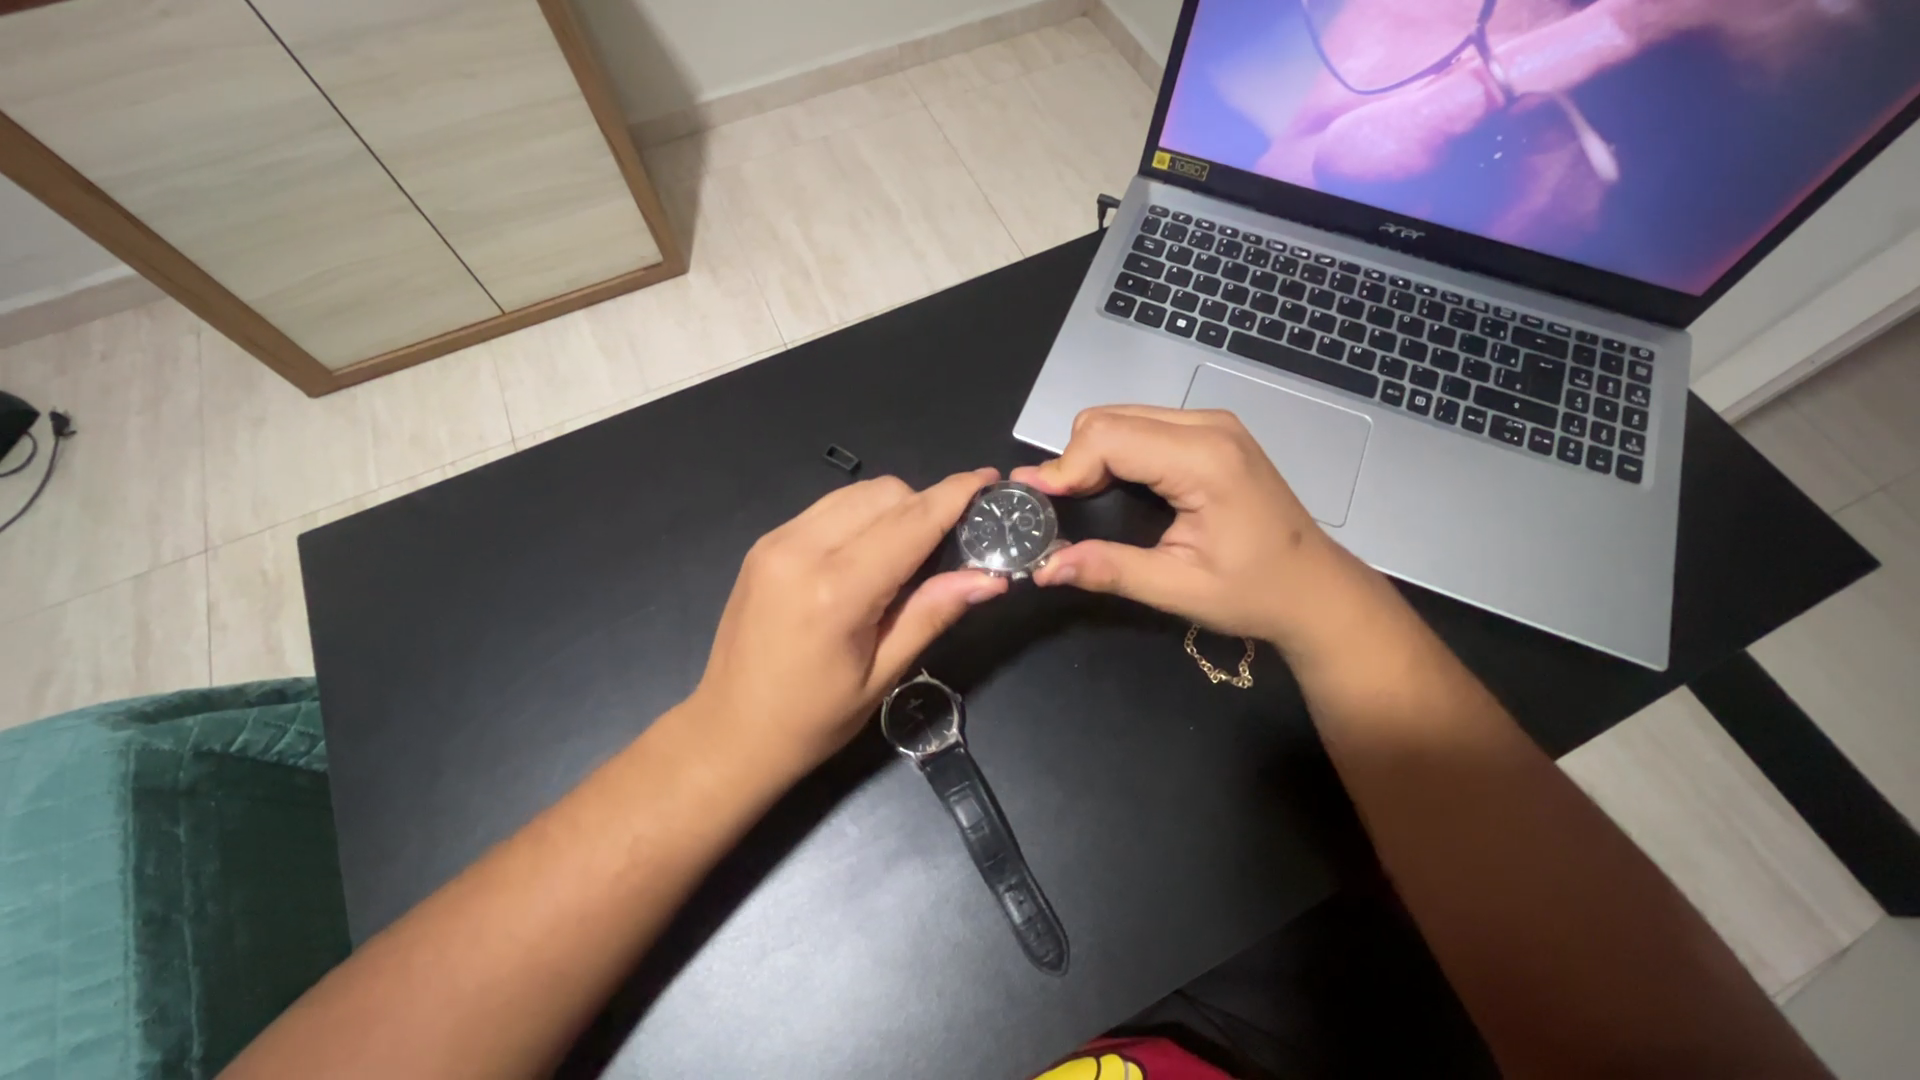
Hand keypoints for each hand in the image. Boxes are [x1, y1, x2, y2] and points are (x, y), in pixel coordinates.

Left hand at [688, 469, 1008, 775]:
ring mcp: (776, 541)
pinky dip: (861, 515)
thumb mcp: (883, 674)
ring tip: (914, 548)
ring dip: (895, 506)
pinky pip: (827, 508)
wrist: (730, 731)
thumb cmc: (813, 719)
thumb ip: (933, 613)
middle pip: (885, 494)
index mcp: (836, 590)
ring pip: (856, 493)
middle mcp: (802, 549)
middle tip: (954, 540)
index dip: (955, 496)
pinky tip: (871, 551)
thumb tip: (990, 578)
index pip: (911, 523)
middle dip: (927, 505)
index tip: (990, 479)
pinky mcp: (764, 544)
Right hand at [1011, 407, 1384, 661]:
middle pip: (1109, 418)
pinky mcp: (1211, 433)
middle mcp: (1208, 426)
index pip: (1109, 437)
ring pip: (1122, 417)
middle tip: (1056, 508)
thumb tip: (1044, 568)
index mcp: (1203, 460)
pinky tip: (1113, 486)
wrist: (1316, 589)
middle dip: (1073, 459)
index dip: (1065, 467)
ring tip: (1082, 500)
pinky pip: (1142, 425)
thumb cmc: (1254, 592)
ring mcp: (1212, 424)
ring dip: (1092, 454)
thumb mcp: (1178, 589)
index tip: (1036, 503)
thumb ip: (1110, 570)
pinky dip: (1115, 451)